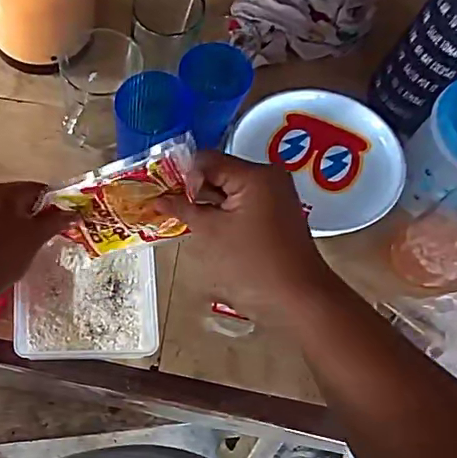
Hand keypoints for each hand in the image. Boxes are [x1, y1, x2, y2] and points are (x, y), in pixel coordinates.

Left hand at [0, 181, 73, 299]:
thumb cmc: (5, 255)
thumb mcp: (36, 237)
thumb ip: (56, 220)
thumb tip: (74, 213)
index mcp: (0, 190)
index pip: (35, 188)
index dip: (53, 203)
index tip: (62, 219)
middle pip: (19, 197)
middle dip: (35, 213)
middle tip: (45, 233)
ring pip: (6, 210)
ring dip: (20, 222)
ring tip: (27, 243)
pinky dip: (5, 228)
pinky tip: (9, 246)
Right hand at [156, 151, 328, 306]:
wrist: (297, 297)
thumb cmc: (254, 264)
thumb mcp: (211, 233)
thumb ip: (184, 209)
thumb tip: (159, 199)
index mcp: (254, 175)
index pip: (206, 160)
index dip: (179, 174)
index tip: (158, 190)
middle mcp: (267, 178)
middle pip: (218, 172)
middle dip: (190, 188)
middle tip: (163, 204)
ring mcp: (273, 195)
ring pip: (228, 189)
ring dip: (204, 202)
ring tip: (178, 216)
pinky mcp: (273, 212)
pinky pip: (240, 203)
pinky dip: (221, 212)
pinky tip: (201, 225)